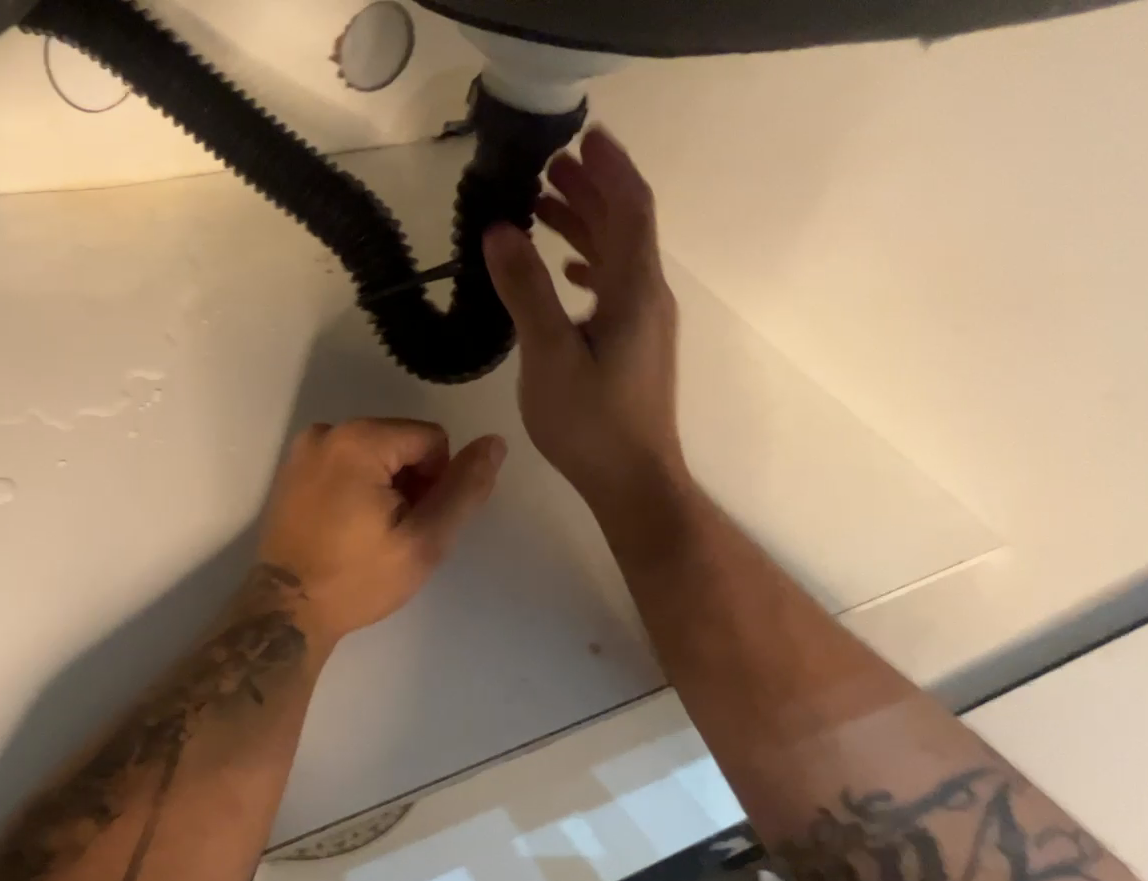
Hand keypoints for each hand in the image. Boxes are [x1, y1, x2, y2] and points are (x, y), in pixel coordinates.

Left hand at [256, 418, 504, 642]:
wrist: (287, 609)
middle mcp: (326, 432)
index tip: (416, 523)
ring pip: (374, 454)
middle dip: (410, 482)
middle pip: (400, 441)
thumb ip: (463, 489)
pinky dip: (356, 488)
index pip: (432, 440)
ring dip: (385, 487)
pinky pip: (344, 464)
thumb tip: (494, 442)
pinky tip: (348, 528)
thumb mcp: (424, 540)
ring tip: (370, 534)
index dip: (437, 482)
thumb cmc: (357, 579)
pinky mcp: (291, 471)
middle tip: (394, 533)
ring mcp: (302, 450)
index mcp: (359, 440)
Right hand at [482, 128, 685, 515]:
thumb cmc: (589, 422)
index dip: (610, 168)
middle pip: (626, 226)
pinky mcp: (634, 345)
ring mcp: (644, 322)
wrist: (632, 479)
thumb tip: (499, 231)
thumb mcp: (548, 355)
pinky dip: (589, 264)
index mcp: (633, 290)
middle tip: (550, 165)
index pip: (630, 208)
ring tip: (545, 205)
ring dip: (587, 226)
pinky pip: (614, 286)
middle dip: (592, 190)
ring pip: (619, 256)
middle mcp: (648, 296)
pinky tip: (565, 270)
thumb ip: (526, 290)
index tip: (583, 135)